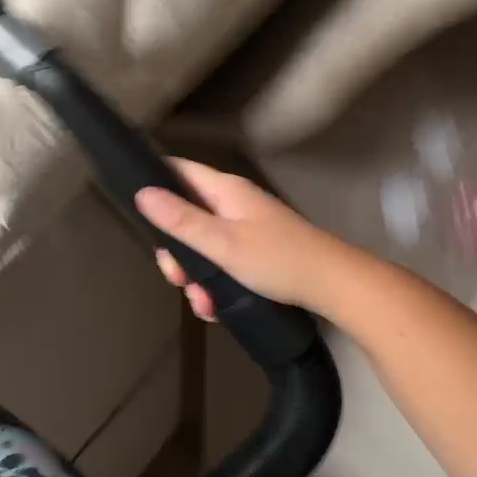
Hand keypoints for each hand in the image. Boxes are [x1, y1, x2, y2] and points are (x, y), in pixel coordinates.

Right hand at [135, 160, 367, 318]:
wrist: (337, 288)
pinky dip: (214, 283)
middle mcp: (232, 202)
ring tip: (203, 302)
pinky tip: (215, 307)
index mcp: (225, 190)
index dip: (153, 183)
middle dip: (176, 252)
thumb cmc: (279, 260)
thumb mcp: (222, 243)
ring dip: (196, 276)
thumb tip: (142, 193)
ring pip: (201, 245)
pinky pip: (220, 261)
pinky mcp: (254, 251)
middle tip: (177, 278)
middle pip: (184, 216)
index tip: (139, 214)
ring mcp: (245, 227)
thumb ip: (181, 220)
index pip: (177, 170)